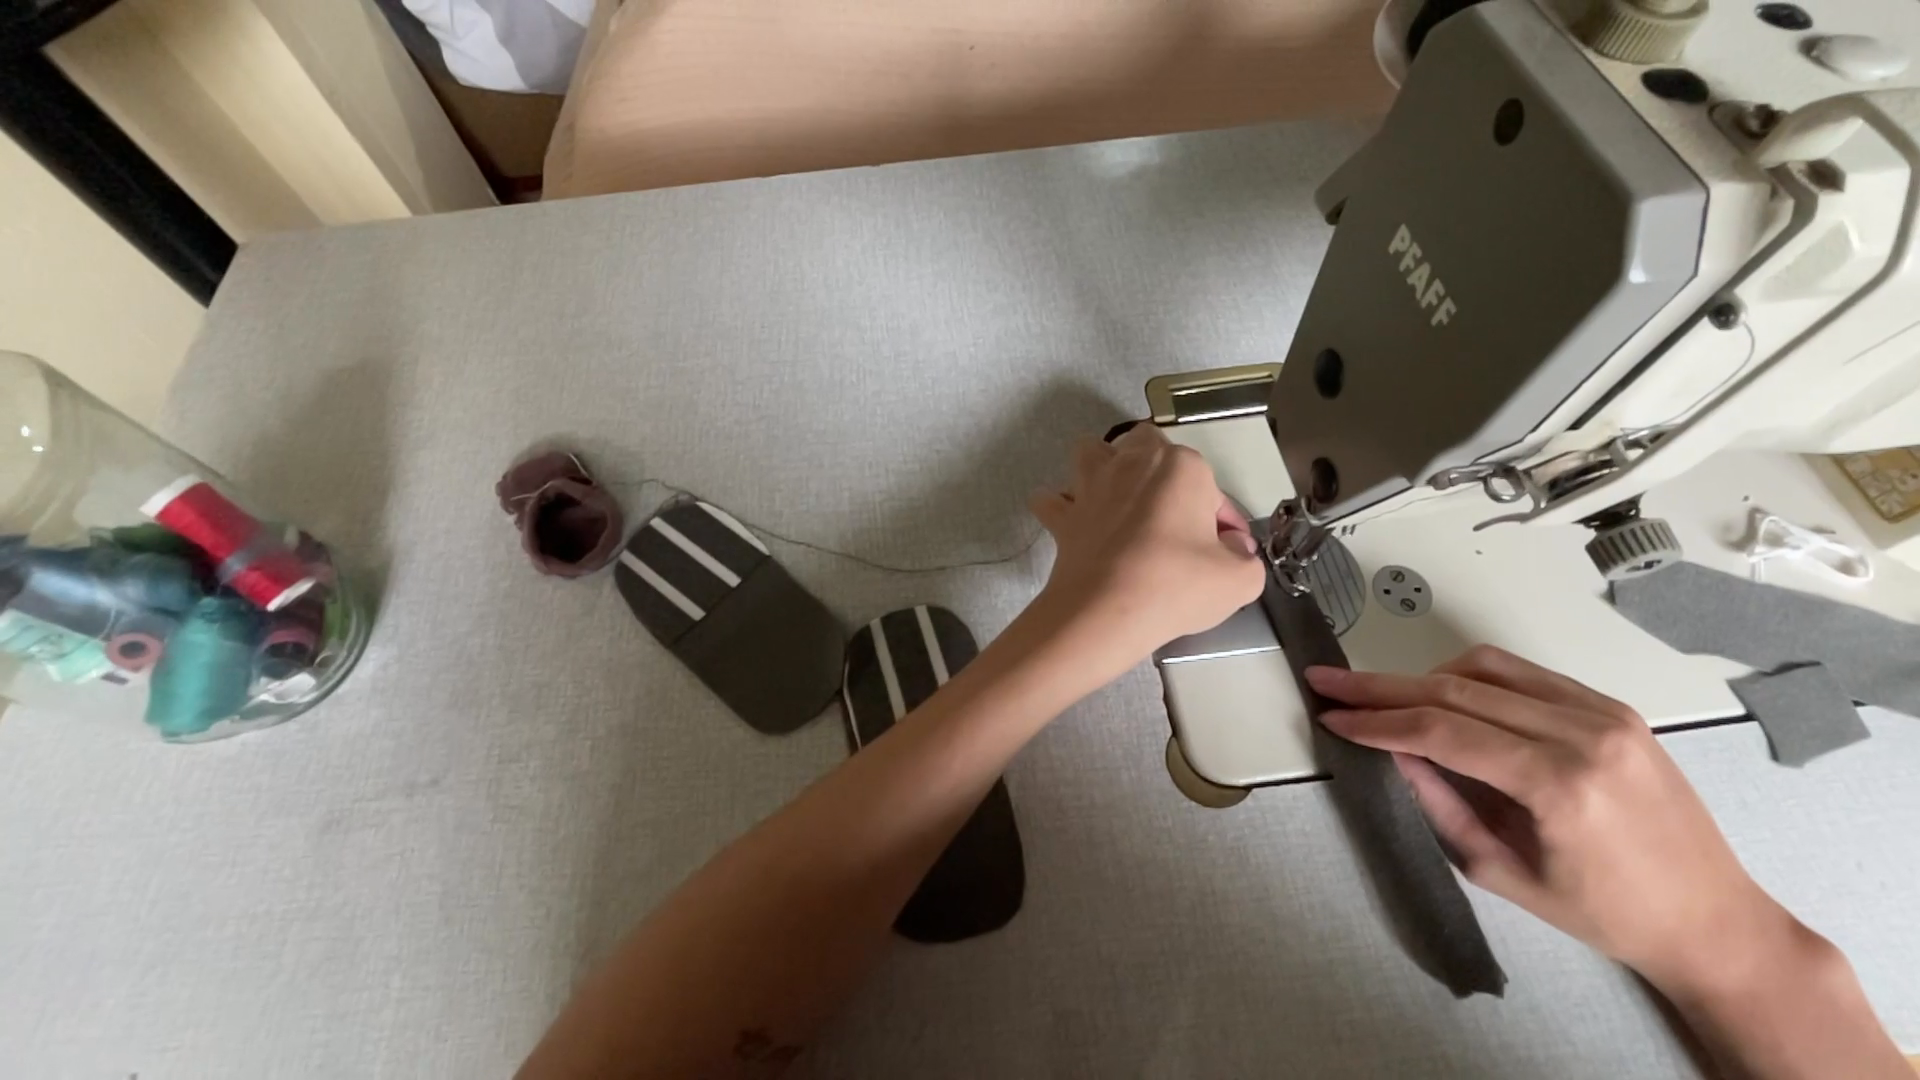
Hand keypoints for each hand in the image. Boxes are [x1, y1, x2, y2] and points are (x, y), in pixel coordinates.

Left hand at [1028, 425, 1265, 664]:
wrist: (1106, 610)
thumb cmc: (1176, 585)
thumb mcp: (1239, 579)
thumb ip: (1245, 558)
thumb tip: (1234, 548)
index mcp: (1182, 468)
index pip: (1213, 487)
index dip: (1224, 521)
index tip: (1229, 550)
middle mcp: (1133, 464)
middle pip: (1148, 447)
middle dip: (1162, 471)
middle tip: (1174, 515)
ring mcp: (1092, 486)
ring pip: (1092, 453)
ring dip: (1103, 468)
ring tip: (1119, 498)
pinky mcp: (1063, 516)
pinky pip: (1052, 501)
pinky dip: (1060, 507)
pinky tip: (1073, 522)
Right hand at [1304, 646, 1796, 993]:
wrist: (1714, 919)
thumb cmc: (1604, 912)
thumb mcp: (1501, 870)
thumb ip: (1439, 802)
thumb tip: (1390, 750)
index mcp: (1559, 785)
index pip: (1442, 731)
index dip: (1376, 721)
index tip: (1331, 715)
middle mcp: (1584, 733)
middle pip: (1454, 690)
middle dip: (1380, 686)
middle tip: (1329, 681)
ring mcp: (1603, 713)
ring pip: (1484, 667)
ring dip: (1422, 676)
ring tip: (1385, 697)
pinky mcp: (1612, 707)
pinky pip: (1522, 672)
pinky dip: (1469, 676)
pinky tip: (1443, 694)